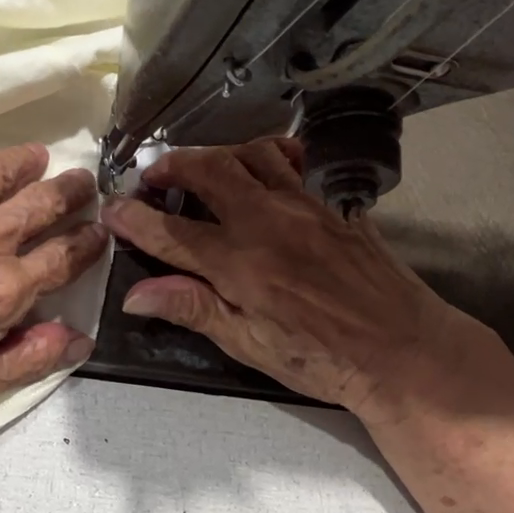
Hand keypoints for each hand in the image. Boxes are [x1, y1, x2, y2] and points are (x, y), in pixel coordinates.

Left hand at [0, 136, 106, 424]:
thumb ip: (31, 358)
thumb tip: (78, 340)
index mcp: (7, 288)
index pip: (65, 255)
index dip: (88, 242)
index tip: (98, 233)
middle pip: (42, 203)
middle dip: (70, 190)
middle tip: (80, 182)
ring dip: (23, 161)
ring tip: (36, 157)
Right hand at [101, 138, 474, 418]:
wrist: (404, 349)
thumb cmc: (322, 359)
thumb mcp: (249, 345)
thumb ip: (193, 309)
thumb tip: (136, 295)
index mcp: (240, 264)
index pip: (172, 232)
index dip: (134, 219)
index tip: (109, 209)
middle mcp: (268, 222)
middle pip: (210, 171)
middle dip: (172, 166)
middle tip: (152, 176)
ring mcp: (305, 206)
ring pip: (252, 154)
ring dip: (218, 154)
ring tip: (201, 168)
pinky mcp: (333, 205)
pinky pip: (295, 163)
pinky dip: (268, 156)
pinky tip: (262, 169)